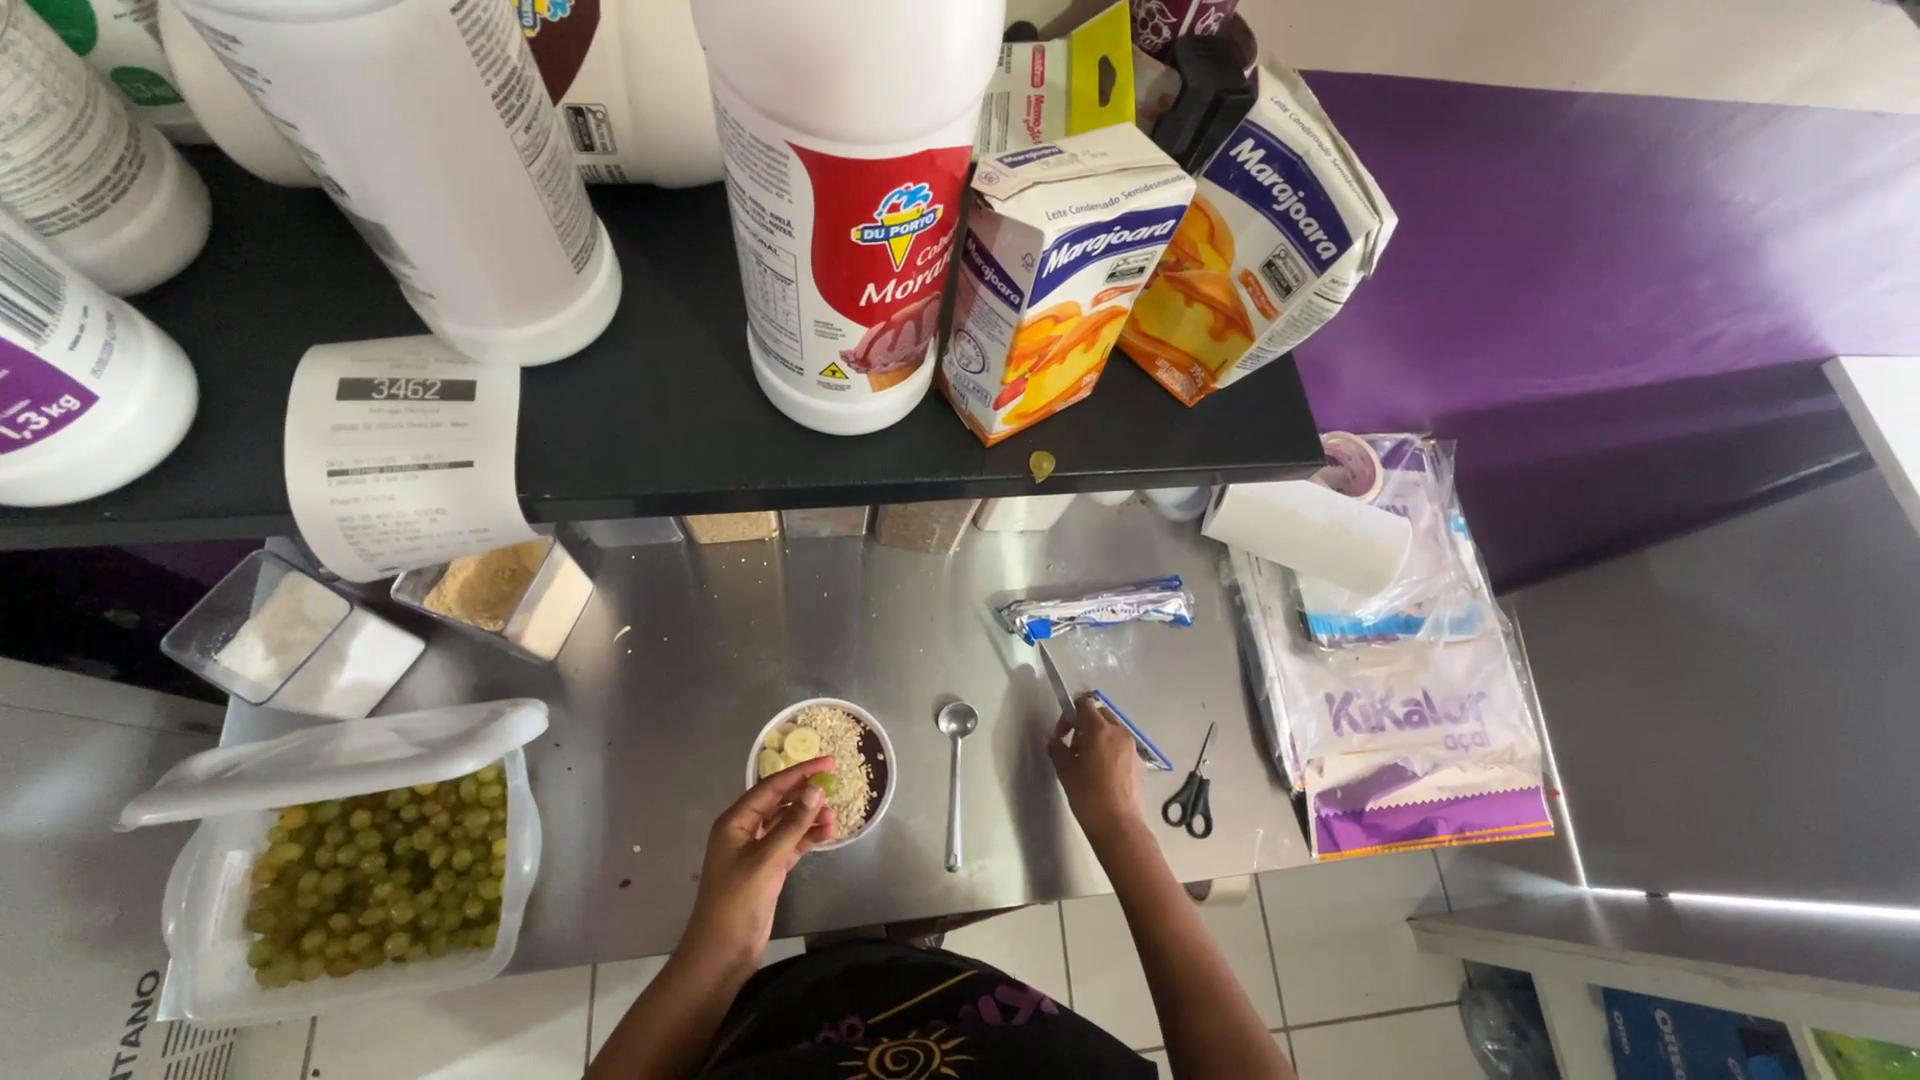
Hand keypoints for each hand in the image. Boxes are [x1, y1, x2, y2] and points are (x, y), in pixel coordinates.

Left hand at [681, 757, 837, 969]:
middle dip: (806, 794)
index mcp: (735, 821)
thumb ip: (792, 824)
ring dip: (810, 818)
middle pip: (780, 802)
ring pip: (787, 823)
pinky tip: (828, 833)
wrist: (722, 952)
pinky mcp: (768, 869)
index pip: (772, 787)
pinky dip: (808, 837)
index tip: (828, 763)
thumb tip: (816, 790)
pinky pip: (791, 843)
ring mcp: (757, 851)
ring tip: (835, 817)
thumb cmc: (737, 901)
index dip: (800, 773)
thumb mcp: (767, 859)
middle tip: (836, 786)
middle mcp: (745, 831)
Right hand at [1047, 694, 1144, 846]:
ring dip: (1097, 737)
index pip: (1085, 704)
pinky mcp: (1139, 763)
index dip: (1070, 714)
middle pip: (1100, 714)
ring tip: (1087, 762)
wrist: (1119, 826)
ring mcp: (1132, 747)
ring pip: (1112, 730)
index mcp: (1100, 730)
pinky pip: (1120, 746)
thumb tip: (1054, 740)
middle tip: (1073, 747)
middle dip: (1084, 725)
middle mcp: (1119, 732)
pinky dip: (1109, 749)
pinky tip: (1101, 774)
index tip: (1063, 734)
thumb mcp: (1065, 771)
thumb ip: (1057, 749)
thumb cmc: (1088, 796)